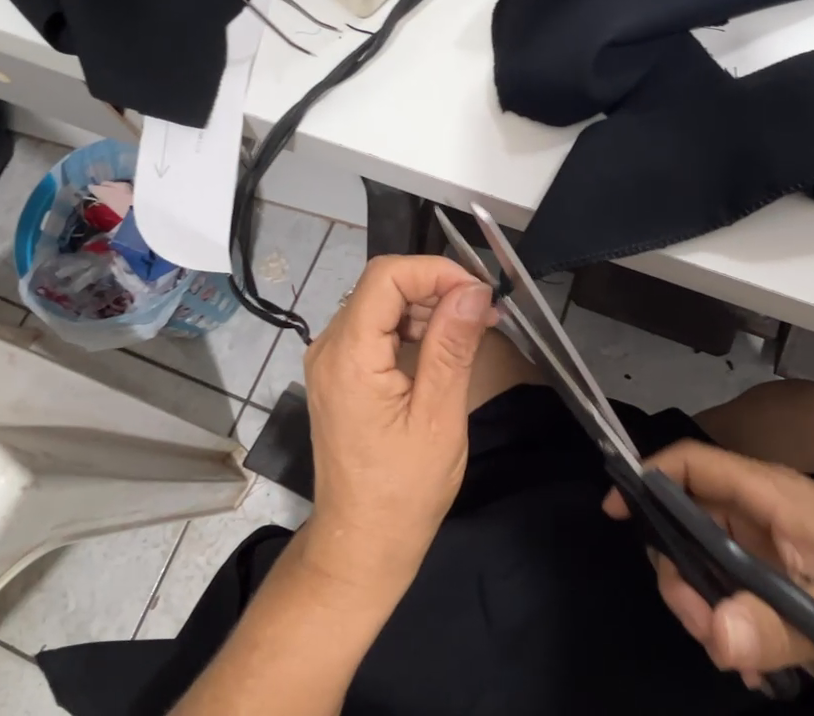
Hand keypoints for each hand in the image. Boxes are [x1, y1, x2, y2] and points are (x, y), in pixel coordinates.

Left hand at [300, 255, 497, 592]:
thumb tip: (473, 289)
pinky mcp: (340, 376)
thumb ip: (452, 346)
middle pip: (381, 287)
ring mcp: (330, 362)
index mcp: (348, 356)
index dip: (435, 271)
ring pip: (380, 306)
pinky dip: (412, 330)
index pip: (386, 277)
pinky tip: (444, 348)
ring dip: (427, 308)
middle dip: (436, 288)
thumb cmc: (404, 490)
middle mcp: (328, 349)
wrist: (363, 543)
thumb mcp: (438, 416)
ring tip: (472, 330)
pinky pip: (375, 332)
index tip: (479, 292)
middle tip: (485, 313)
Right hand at [603, 441, 813, 691]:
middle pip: (687, 518)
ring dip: (705, 606)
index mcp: (774, 495)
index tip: (616, 512)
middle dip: (681, 573)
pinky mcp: (779, 574)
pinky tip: (751, 663)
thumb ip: (774, 626)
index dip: (649, 475)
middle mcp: (763, 510)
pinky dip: (729, 621)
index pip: (695, 463)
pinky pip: (732, 586)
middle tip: (703, 629)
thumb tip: (714, 634)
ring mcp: (770, 542)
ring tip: (734, 657)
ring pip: (705, 556)